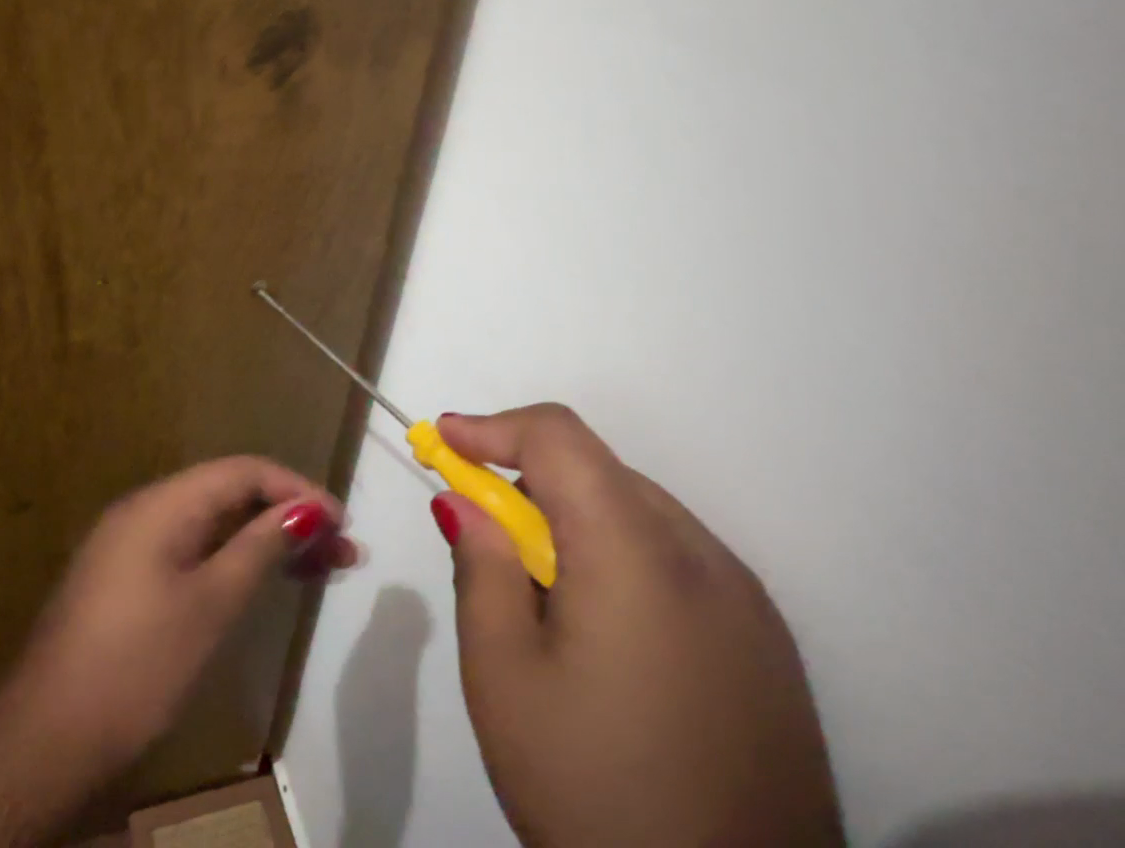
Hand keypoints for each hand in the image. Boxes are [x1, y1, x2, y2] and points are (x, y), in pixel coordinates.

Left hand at [0, 457, 354, 791]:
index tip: (343, 525)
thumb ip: (260, 548)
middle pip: (226, 495)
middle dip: (286, 517)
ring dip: (263, 541)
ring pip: (210, 525)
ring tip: (319, 572)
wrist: (52, 732)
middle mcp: (142, 512)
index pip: (241, 471)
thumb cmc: (140, 663)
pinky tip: (262, 584)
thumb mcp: (211, 603)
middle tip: (343, 556)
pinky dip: (231, 561)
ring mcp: (129, 547)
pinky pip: (190, 551)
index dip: (296, 490)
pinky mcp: (125, 580)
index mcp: (160, 505)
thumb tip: (306, 509)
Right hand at [431, 406, 842, 846]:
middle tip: (473, 522)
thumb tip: (465, 501)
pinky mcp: (769, 647)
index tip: (441, 441)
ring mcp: (749, 604)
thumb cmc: (589, 783)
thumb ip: (482, 568)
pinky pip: (681, 563)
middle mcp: (706, 559)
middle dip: (527, 479)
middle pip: (603, 474)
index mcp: (636, 555)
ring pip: (644, 516)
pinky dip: (621, 557)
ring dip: (574, 520)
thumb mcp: (503, 673)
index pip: (561, 440)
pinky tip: (600, 630)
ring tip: (534, 591)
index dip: (493, 427)